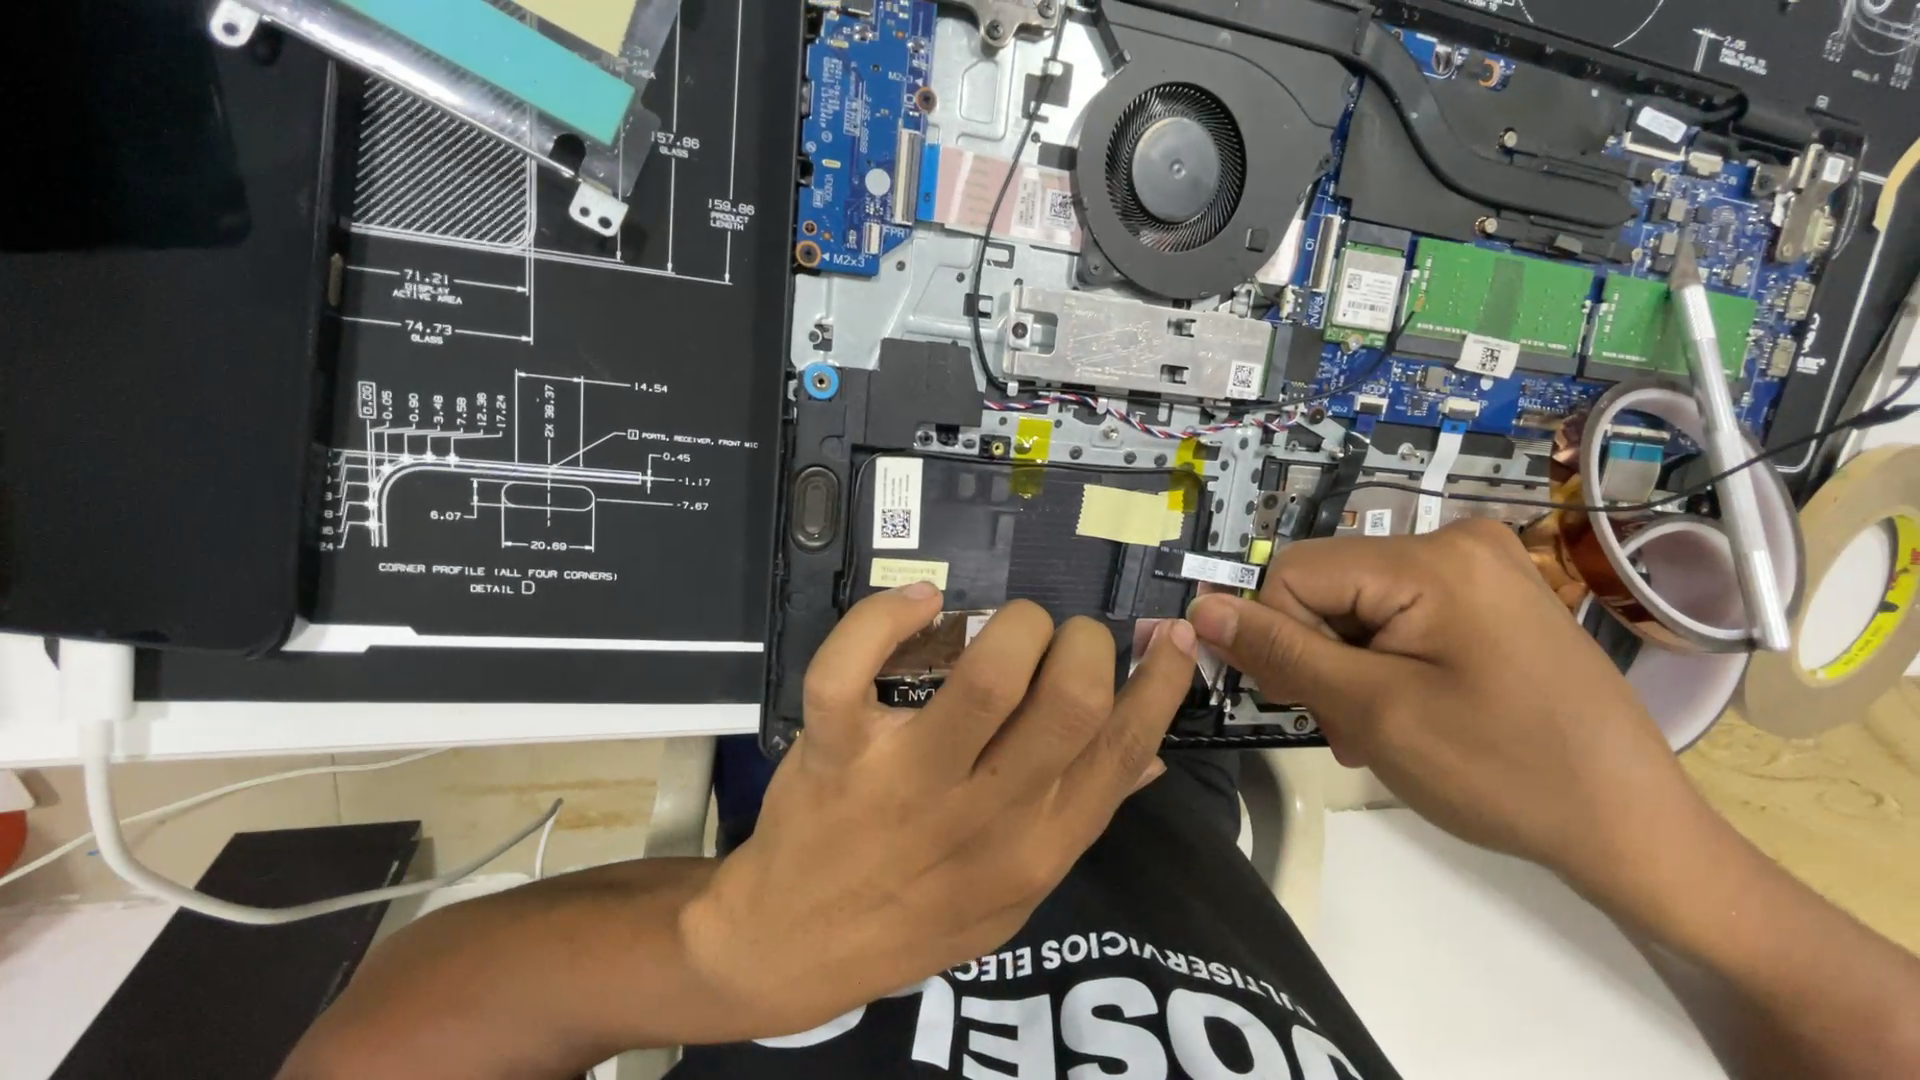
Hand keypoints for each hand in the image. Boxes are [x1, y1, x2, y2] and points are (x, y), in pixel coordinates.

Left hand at [680, 584, 1198, 1038]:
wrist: (794, 949)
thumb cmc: (917, 913)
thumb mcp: (1015, 893)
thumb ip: (1081, 820)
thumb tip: (1149, 757)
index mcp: (1039, 846)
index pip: (1121, 752)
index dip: (1159, 683)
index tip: (1173, 636)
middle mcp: (985, 813)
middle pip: (1069, 702)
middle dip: (1084, 644)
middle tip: (1064, 639)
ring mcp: (905, 781)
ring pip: (986, 678)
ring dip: (1015, 626)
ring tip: (1009, 624)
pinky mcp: (835, 752)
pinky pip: (853, 669)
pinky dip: (886, 616)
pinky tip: (919, 600)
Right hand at [1187, 520, 1696, 896]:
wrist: (1632, 827)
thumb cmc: (1503, 772)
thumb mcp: (1374, 711)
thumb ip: (1281, 652)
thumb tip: (1201, 608)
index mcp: (1432, 558)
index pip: (1294, 574)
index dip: (1277, 637)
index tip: (1302, 703)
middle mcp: (1456, 540)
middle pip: (1327, 587)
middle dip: (1317, 657)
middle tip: (1345, 727)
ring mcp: (1481, 567)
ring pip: (1357, 605)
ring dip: (1346, 667)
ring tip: (1374, 730)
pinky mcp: (1492, 596)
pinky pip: (1400, 614)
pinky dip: (1383, 661)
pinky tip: (1404, 710)